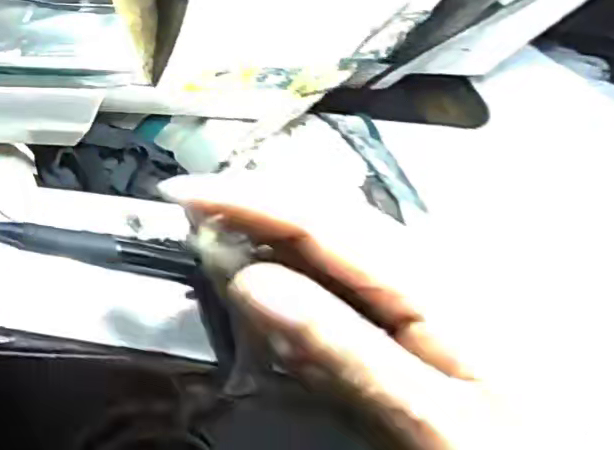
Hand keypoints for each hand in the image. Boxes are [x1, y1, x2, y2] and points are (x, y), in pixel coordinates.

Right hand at [160, 174, 613, 449]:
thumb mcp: (437, 420)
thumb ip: (340, 346)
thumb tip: (246, 280)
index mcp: (434, 285)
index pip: (311, 213)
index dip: (236, 195)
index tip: (176, 194)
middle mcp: (430, 268)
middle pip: (315, 207)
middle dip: (240, 201)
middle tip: (182, 212)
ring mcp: (431, 283)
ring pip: (325, 229)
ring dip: (261, 229)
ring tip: (217, 247)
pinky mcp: (428, 305)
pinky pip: (343, 261)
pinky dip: (291, 259)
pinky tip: (274, 285)